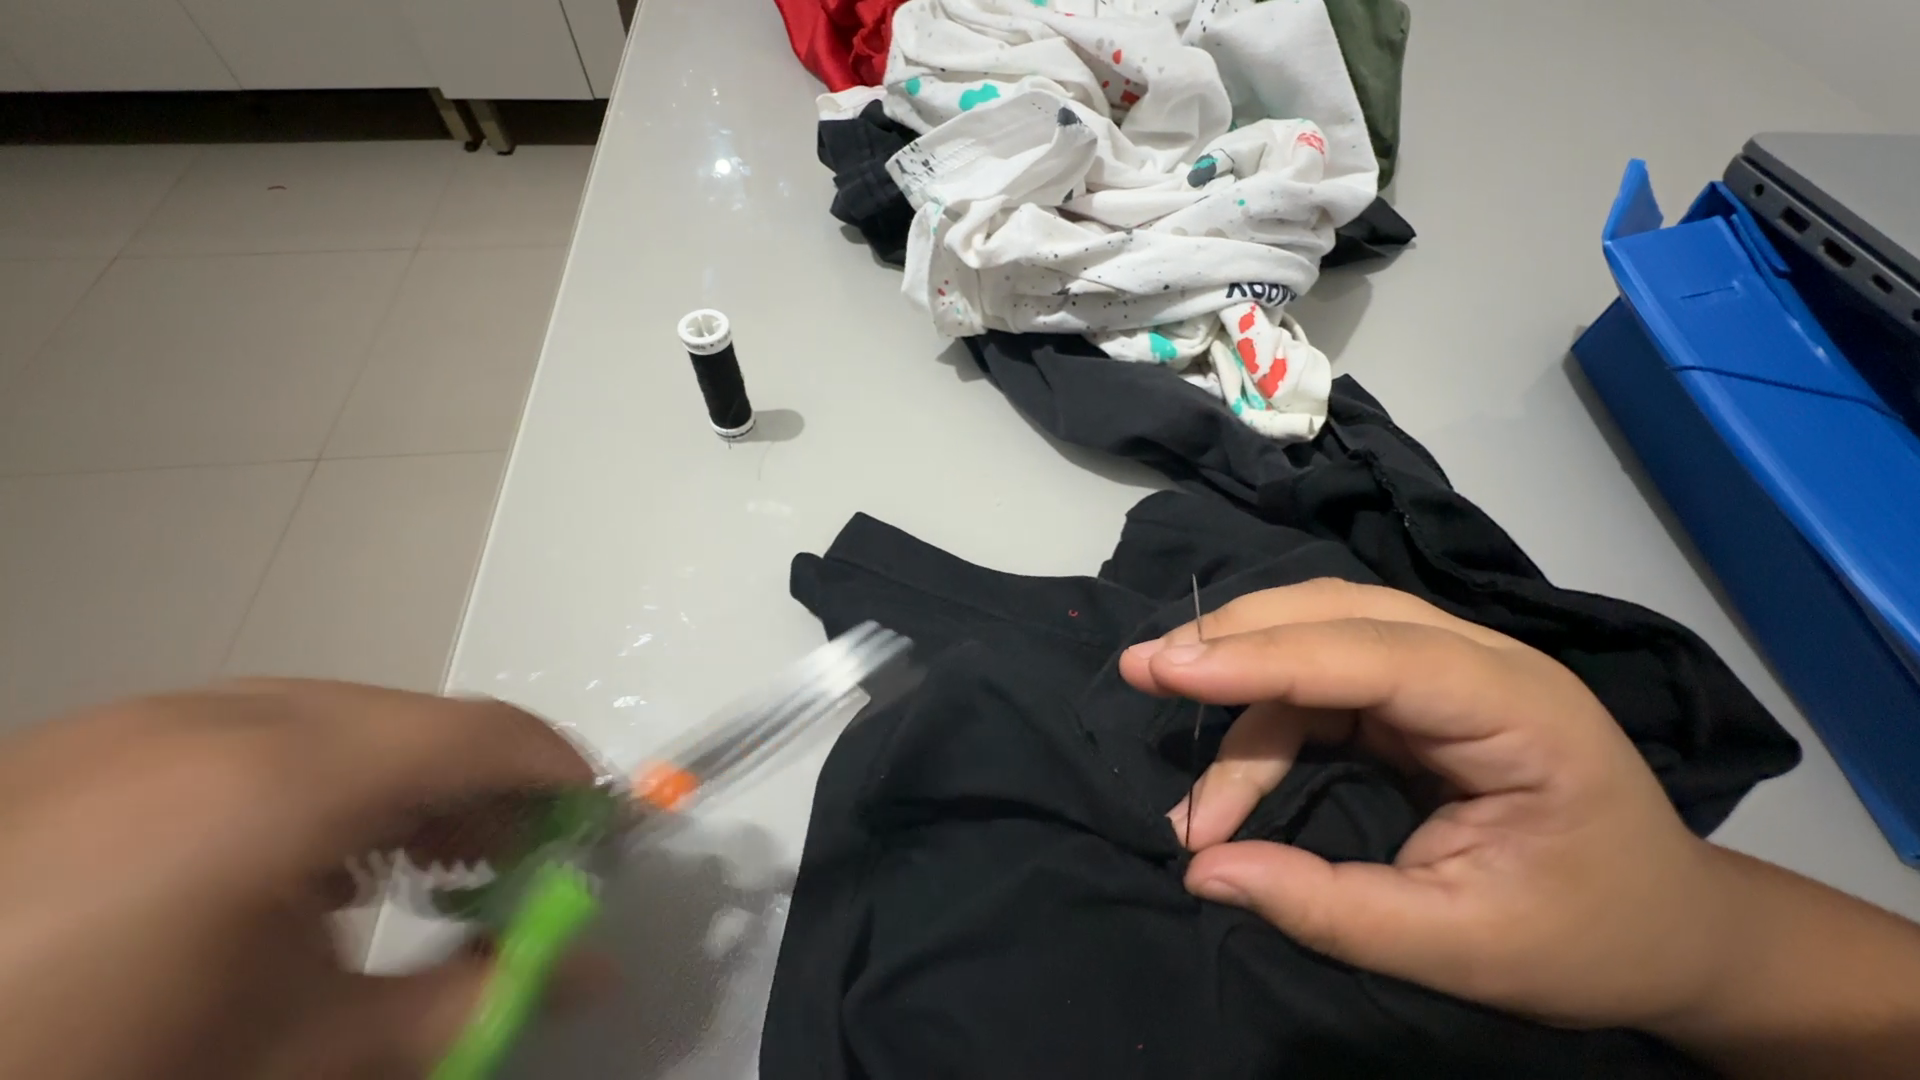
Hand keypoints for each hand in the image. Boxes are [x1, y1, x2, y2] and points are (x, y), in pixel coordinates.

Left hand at [0, 680, 597, 1079]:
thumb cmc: (101, 1063)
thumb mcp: (300, 1056)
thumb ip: (469, 1000)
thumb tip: (593, 971)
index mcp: (281, 785)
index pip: (487, 733)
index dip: (560, 774)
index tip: (591, 830)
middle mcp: (223, 718)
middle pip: (421, 720)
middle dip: (486, 788)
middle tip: (505, 867)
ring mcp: (144, 717)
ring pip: (343, 718)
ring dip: (404, 781)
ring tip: (407, 867)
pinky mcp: (86, 738)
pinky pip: (258, 730)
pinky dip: (319, 779)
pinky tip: (290, 861)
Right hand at [1121, 579, 1741, 1031]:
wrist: (1668, 926)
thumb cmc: (1588, 937)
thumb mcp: (1462, 948)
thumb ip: (1329, 909)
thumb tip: (1204, 871)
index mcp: (1516, 708)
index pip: (1372, 653)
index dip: (1263, 657)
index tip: (1167, 670)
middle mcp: (1475, 660)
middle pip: (1332, 613)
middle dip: (1234, 639)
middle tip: (1143, 670)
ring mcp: (1441, 667)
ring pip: (1314, 633)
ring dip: (1237, 672)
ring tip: (1167, 715)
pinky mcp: (1410, 690)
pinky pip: (1315, 678)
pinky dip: (1258, 713)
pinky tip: (1224, 772)